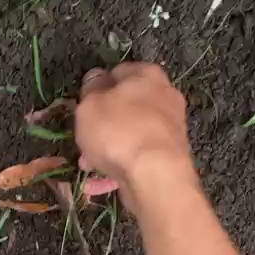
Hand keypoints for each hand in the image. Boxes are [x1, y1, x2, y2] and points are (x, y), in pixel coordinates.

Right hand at [73, 63, 196, 191]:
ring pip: (131, 133)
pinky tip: (101, 181)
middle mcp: (164, 94)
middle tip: (85, 141)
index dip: (97, 89)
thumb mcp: (89, 106)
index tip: (83, 108)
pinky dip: (121, 166)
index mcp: (146, 74)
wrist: (155, 173)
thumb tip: (95, 77)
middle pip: (126, 106)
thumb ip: (90, 90)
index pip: (117, 72)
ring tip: (90, 166)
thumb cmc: (117, 132)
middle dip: (103, 124)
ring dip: (109, 148)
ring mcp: (170, 125)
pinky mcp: (170, 153)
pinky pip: (138, 156)